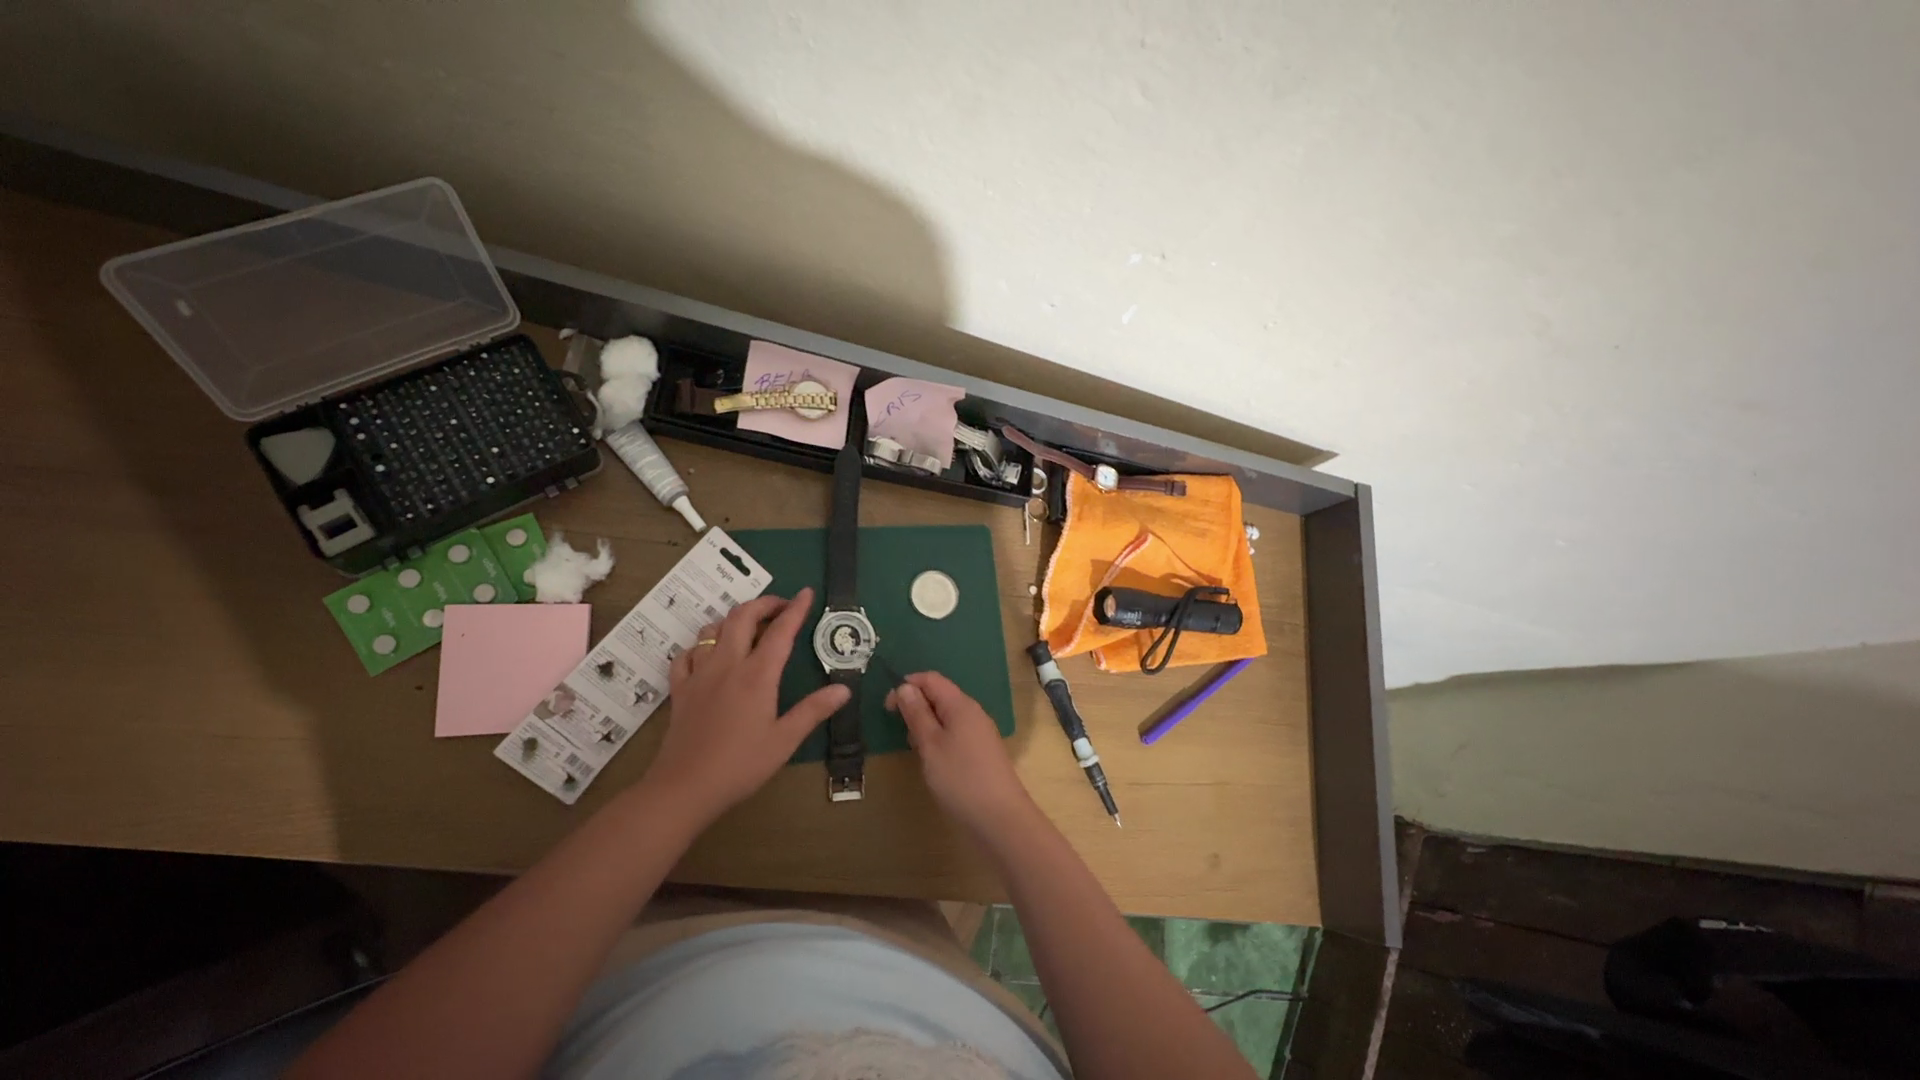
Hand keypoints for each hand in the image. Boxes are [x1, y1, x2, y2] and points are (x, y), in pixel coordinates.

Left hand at [647, 587, 849, 822]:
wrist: (685, 787)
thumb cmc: (741, 765)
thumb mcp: (785, 740)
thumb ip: (813, 711)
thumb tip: (844, 688)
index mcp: (757, 675)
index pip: (780, 631)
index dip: (795, 609)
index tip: (806, 593)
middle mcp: (727, 665)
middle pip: (742, 617)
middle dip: (763, 604)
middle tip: (781, 607)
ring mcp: (699, 674)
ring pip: (712, 629)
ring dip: (733, 620)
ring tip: (748, 628)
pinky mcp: (680, 689)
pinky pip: (686, 654)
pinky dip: (700, 646)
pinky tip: (708, 655)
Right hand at [888, 672, 1035, 837]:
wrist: (1000, 817)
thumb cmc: (960, 778)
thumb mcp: (930, 744)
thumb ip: (917, 714)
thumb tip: (905, 687)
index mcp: (961, 705)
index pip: (932, 679)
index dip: (907, 685)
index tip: (888, 707)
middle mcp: (973, 713)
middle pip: (940, 695)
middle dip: (916, 706)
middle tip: (900, 731)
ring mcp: (980, 733)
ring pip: (947, 716)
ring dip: (926, 724)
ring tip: (914, 748)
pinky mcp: (982, 752)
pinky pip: (956, 733)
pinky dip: (939, 739)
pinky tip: (933, 760)